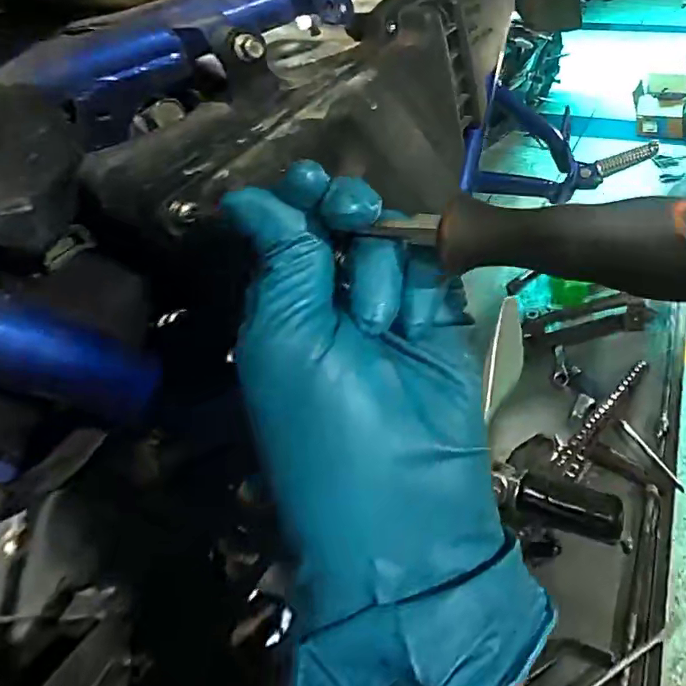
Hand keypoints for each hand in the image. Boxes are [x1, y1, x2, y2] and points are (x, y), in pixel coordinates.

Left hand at [222, 162, 551, 685]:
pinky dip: (421, 275)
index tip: (311, 181)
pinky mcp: (440, 316)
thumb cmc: (321, 421)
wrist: (405, 504)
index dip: (300, 197)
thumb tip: (245, 197)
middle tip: (352, 218)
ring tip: (376, 327)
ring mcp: (391, 305)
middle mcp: (334, 296)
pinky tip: (412, 306)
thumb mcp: (284, 335)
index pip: (291, 226)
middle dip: (345, 213)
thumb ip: (282, 257)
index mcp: (285, 301)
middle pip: (344, 220)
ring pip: (388, 240)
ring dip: (376, 273)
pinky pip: (431, 266)